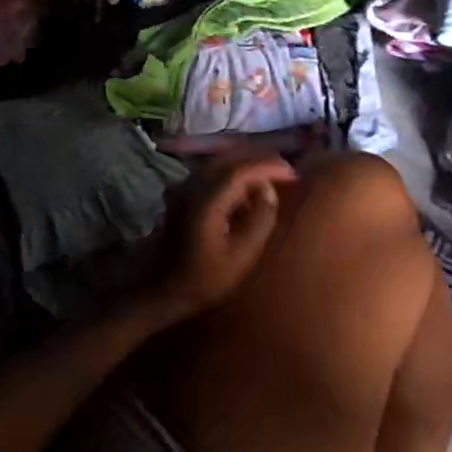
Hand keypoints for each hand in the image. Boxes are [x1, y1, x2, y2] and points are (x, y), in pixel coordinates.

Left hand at [156, 155, 296, 319]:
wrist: (159, 290)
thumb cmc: (203, 279)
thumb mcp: (241, 255)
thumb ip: (260, 219)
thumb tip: (269, 190)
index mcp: (206, 199)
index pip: (241, 170)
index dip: (269, 166)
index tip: (292, 173)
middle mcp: (192, 186)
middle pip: (230, 161)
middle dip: (259, 162)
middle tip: (286, 173)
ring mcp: (182, 188)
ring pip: (219, 166)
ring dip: (245, 168)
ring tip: (271, 181)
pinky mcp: (180, 195)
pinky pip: (211, 175)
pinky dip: (232, 177)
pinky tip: (246, 192)